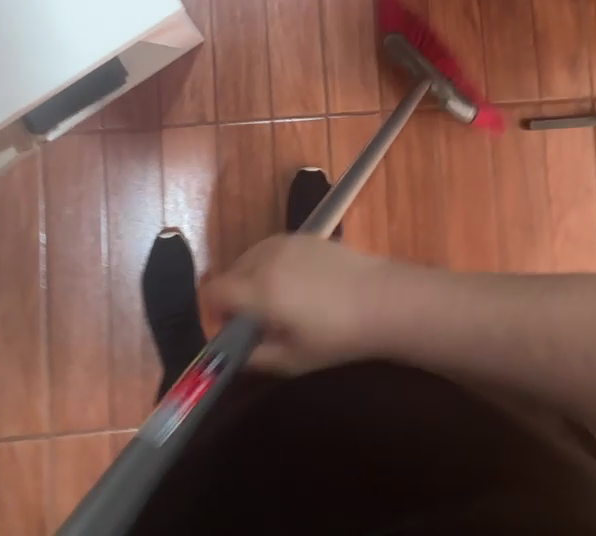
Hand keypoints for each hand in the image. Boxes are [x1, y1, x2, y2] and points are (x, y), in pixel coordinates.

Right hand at [200, 235, 408, 374]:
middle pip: (229, 272)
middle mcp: (265, 258)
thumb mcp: (293, 360)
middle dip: (233, 295)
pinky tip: (295, 283)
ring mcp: (285, 242)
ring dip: (250, 278)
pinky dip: (270, 264)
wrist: (382, 300)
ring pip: (249, 257)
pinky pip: (271, 248)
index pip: (213, 291)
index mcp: (259, 290)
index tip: (230, 329)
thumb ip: (255, 357)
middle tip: (255, 320)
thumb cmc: (337, 337)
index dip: (214, 311)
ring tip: (276, 301)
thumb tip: (234, 353)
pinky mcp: (304, 236)